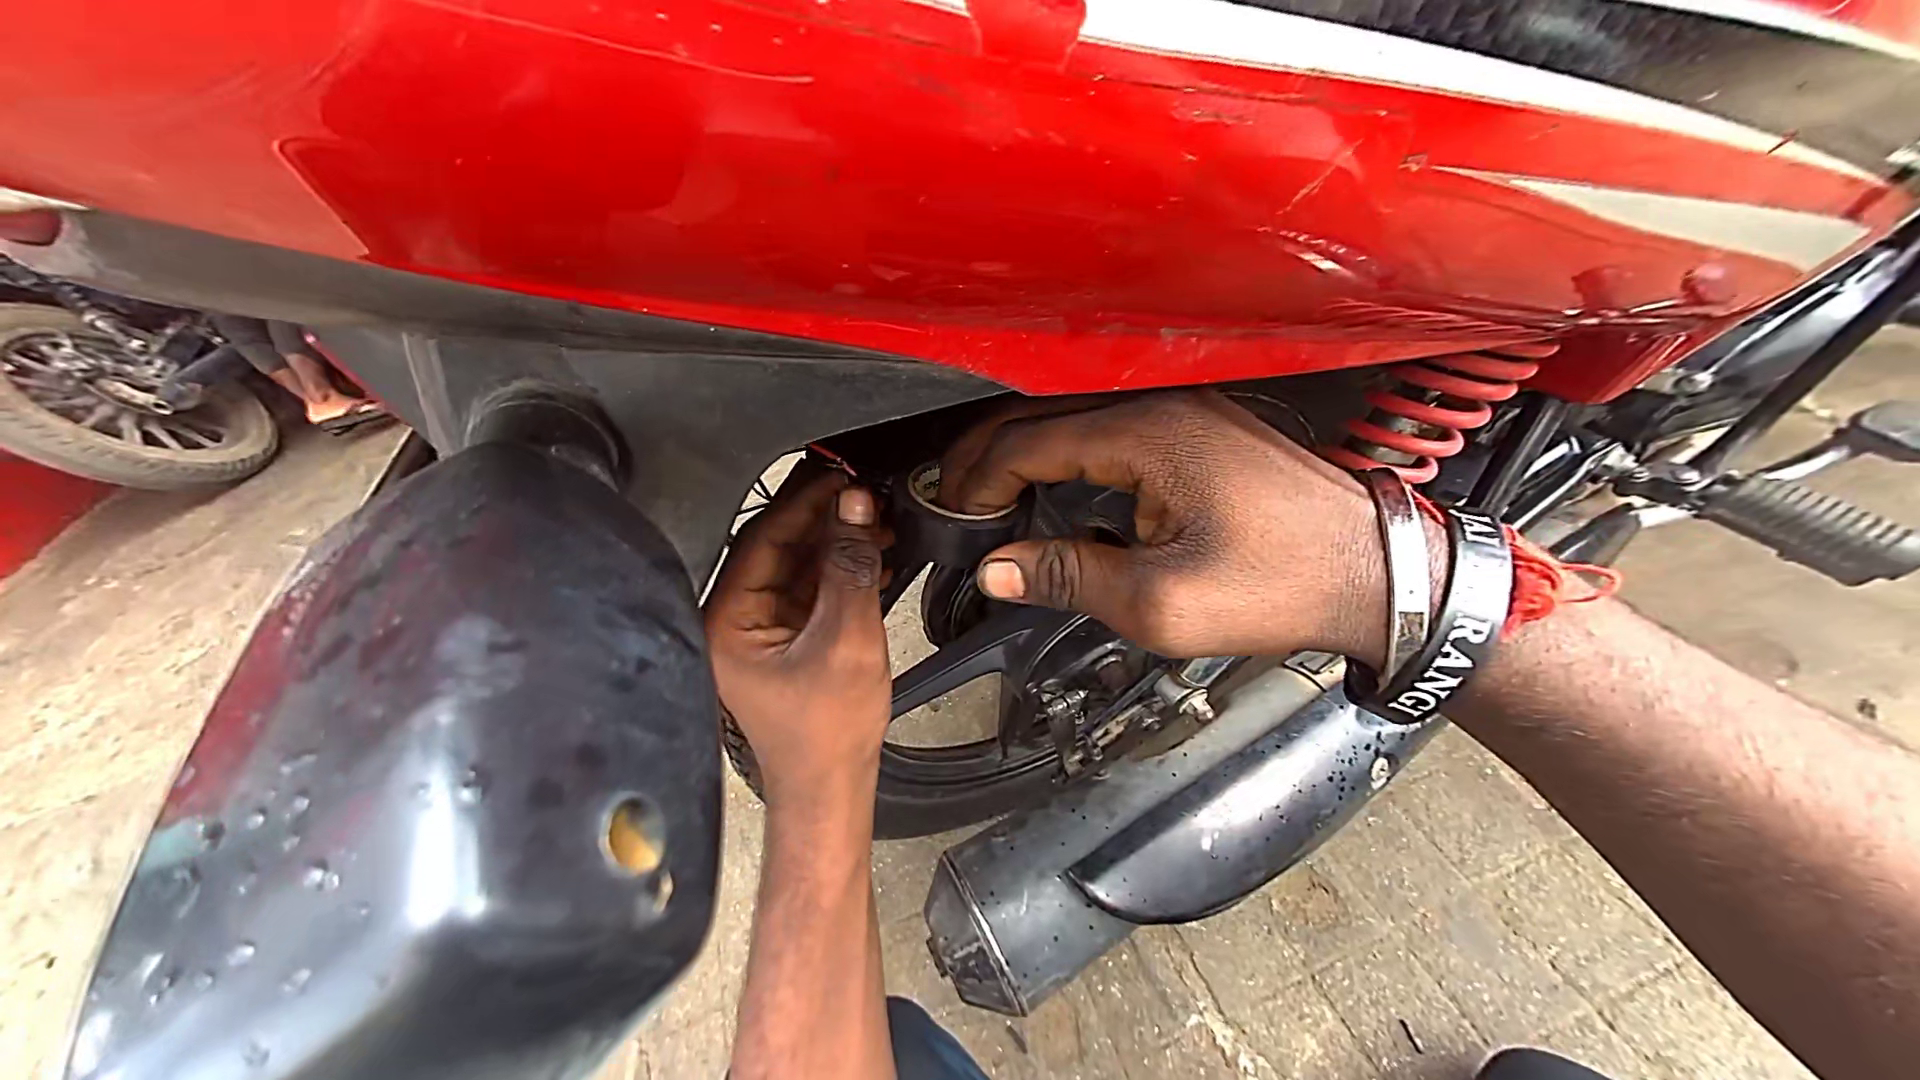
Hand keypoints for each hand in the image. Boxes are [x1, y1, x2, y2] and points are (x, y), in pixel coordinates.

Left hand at [704, 468, 892, 806]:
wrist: (832, 784)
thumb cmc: (826, 733)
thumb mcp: (847, 638)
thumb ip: (851, 567)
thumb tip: (854, 508)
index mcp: (728, 621)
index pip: (763, 538)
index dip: (806, 503)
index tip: (841, 480)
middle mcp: (736, 621)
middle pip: (781, 548)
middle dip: (827, 522)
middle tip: (865, 499)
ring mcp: (763, 629)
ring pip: (800, 566)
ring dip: (840, 545)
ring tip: (878, 527)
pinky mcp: (788, 637)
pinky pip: (813, 589)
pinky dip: (843, 572)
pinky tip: (873, 559)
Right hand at [938, 390, 1420, 667]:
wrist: (1377, 574)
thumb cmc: (1284, 585)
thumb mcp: (1161, 601)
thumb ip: (1069, 577)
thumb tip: (999, 570)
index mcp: (1149, 435)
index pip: (1029, 443)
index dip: (981, 479)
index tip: (957, 513)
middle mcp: (1162, 407)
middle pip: (1042, 416)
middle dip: (987, 455)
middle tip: (955, 496)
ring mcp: (1183, 412)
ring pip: (1072, 417)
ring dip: (1023, 451)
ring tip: (989, 491)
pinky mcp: (1196, 431)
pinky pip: (1108, 428)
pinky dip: (1066, 452)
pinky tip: (1051, 482)